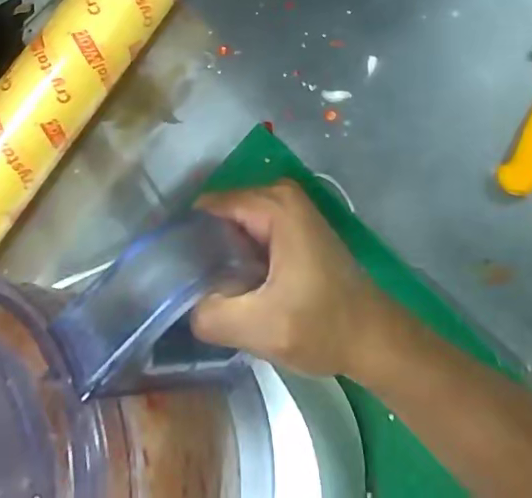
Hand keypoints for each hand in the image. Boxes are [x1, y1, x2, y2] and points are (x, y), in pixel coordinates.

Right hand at [190, 182, 396, 378]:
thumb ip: (210, 314)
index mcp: (276, 205)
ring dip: (219, 254)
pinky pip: (252, 233)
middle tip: (177, 286)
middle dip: (200, 244)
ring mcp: (292, 212)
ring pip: (236, 226)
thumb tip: (183, 304)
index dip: (185, 233)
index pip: (211, 205)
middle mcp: (283, 197)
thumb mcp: (258, 327)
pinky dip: (237, 256)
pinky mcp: (295, 231)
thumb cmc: (322, 324)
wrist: (370, 335)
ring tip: (198, 291)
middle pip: (223, 213)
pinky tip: (226, 289)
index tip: (162, 267)